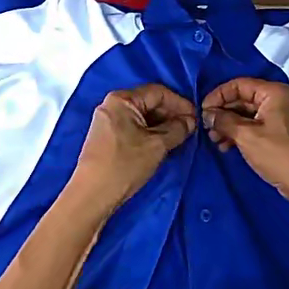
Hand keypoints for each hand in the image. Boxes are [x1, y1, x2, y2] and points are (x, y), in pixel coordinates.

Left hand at [69, 84, 196, 214]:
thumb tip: (190, 122)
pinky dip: (151, 133)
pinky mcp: (107, 137)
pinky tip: (164, 144)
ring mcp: (107, 121)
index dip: (181, 104)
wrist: (92, 196)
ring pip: (143, 116)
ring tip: (180, 138)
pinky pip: (135, 127)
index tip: (196, 118)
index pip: (159, 92)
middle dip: (172, 115)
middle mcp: (111, 105)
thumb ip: (178, 128)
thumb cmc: (125, 165)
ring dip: (163, 125)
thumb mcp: (158, 144)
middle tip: (190, 129)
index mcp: (121, 100)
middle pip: (150, 103)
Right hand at [202, 78, 288, 203]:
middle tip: (206, 129)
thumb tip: (207, 114)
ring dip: (229, 125)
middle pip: (243, 98)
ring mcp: (280, 116)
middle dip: (223, 112)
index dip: (218, 95)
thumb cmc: (278, 155)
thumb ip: (224, 121)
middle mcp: (278, 99)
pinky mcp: (279, 132)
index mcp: (274, 92)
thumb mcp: (247, 136)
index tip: (202, 112)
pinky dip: (239, 133)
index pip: (239, 84)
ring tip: (214, 140)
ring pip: (247, 113)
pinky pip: (254, 125)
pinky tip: (226, 146)